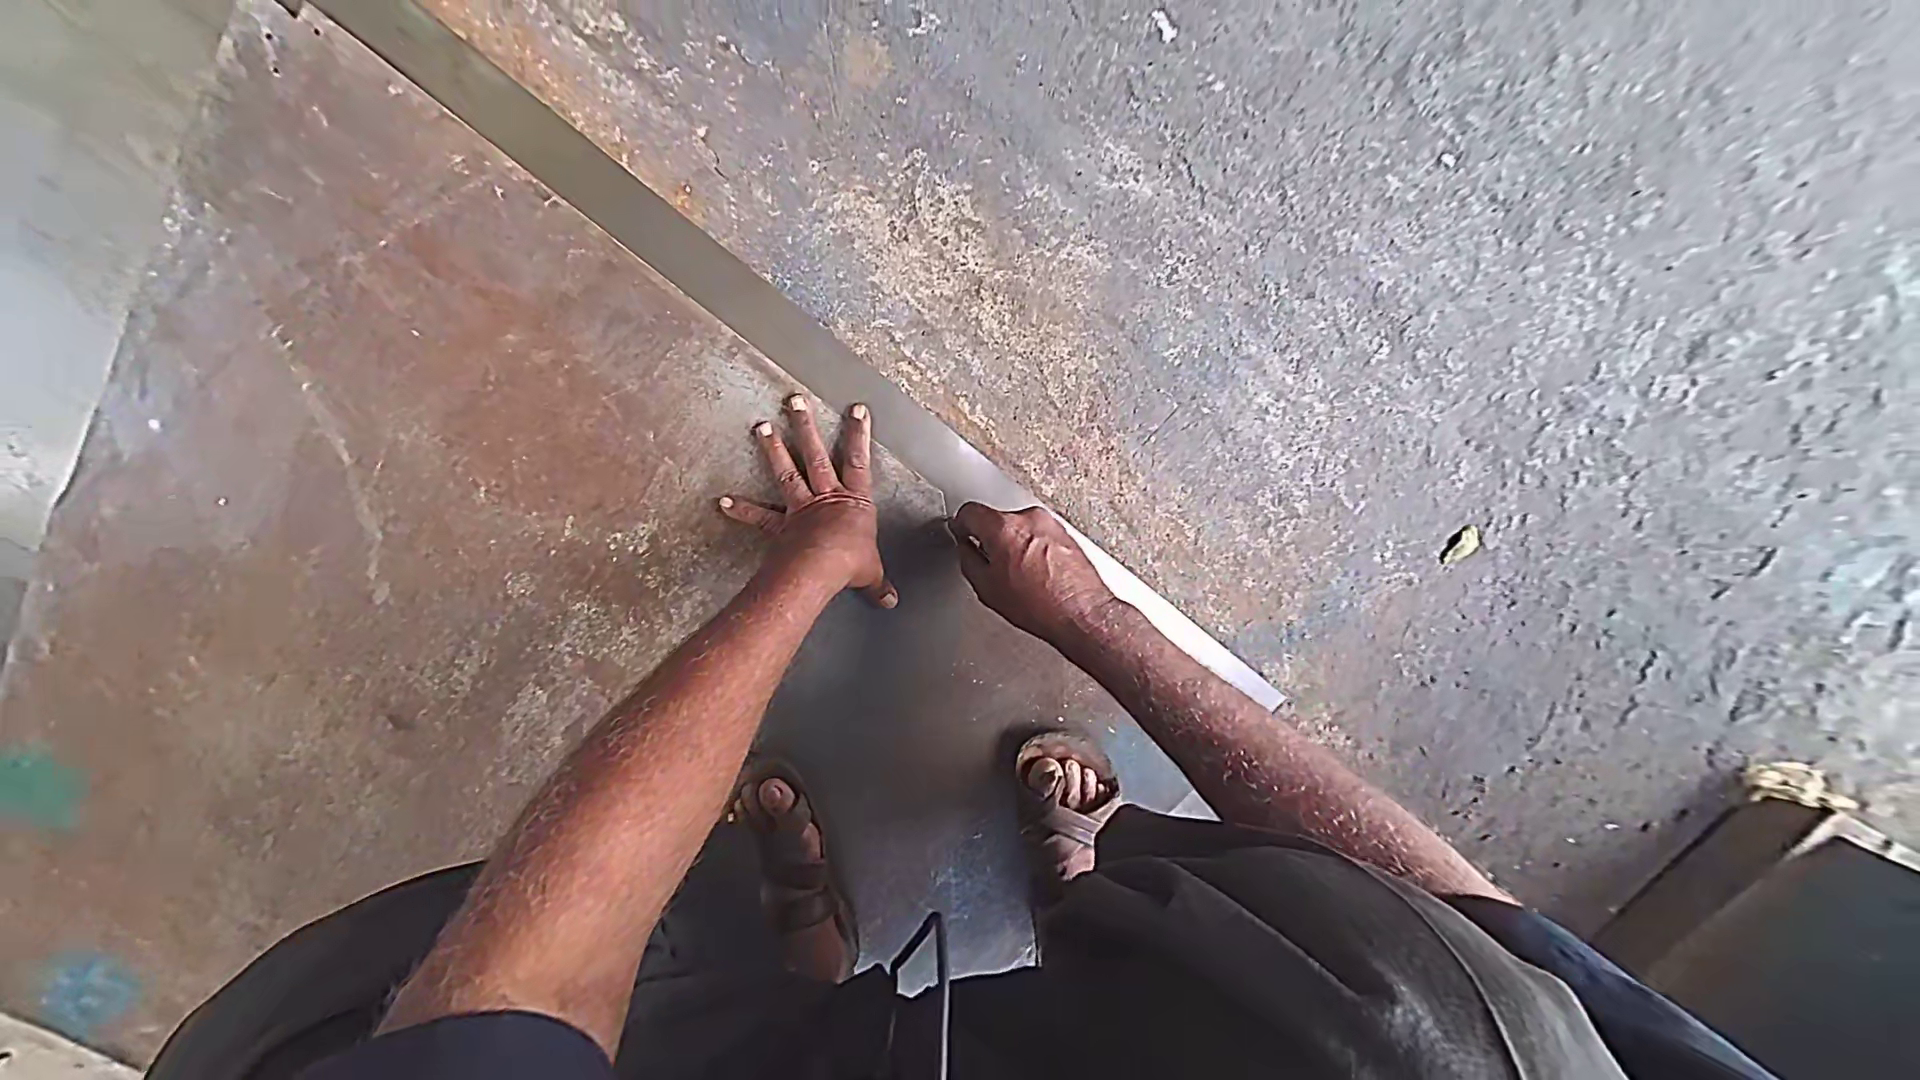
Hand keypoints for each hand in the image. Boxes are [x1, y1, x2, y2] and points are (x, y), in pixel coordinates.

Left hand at [720, 395, 897, 607]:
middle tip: (794, 401)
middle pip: (815, 455)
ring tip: (762, 426)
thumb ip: (878, 583)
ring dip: (773, 449)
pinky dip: (740, 509)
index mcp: (854, 502)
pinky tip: (723, 501)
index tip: (856, 409)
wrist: (821, 570)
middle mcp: (826, 498)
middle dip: (806, 426)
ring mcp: (801, 508)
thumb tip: (890, 600)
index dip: (859, 433)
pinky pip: (759, 516)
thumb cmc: (849, 563)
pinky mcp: (780, 526)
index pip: (859, 460)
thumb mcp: (871, 572)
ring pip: (787, 472)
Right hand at [947, 503, 1121, 644]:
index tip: (961, 533)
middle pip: (996, 518)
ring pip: (1019, 527)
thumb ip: (968, 560)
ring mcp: (1050, 523)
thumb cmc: (1041, 605)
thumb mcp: (987, 588)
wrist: (1080, 614)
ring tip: (1020, 575)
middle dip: (990, 538)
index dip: (961, 525)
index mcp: (1003, 528)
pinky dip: (1033, 548)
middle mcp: (1028, 518)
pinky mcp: (1065, 532)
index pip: (970, 512)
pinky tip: (1036, 575)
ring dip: (1014, 544)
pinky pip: (1038, 535)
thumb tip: (966, 550)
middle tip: (992, 565)